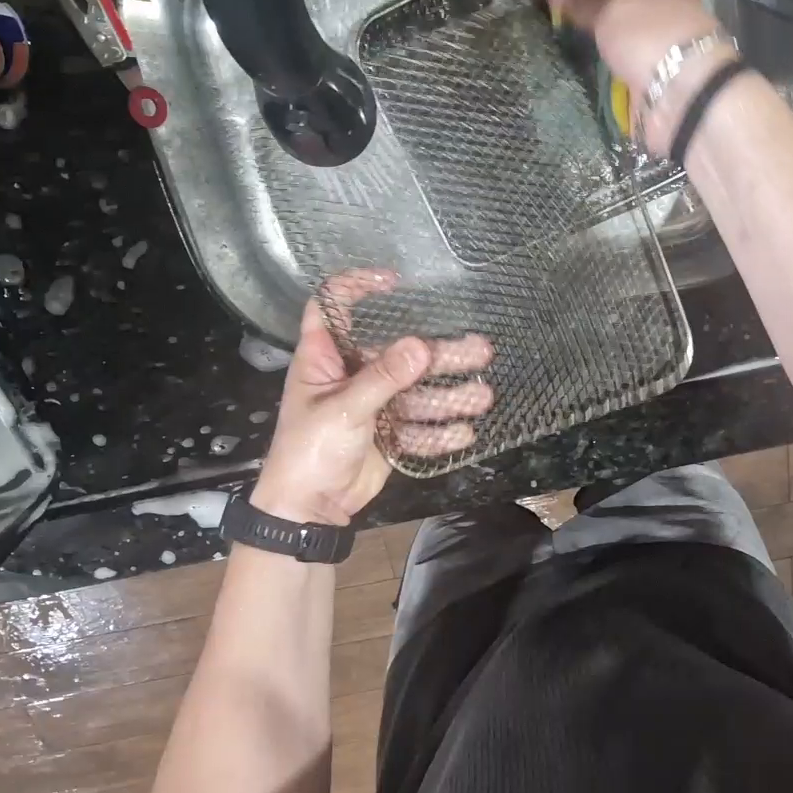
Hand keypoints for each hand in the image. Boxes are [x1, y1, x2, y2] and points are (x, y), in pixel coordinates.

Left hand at [249, 270, 493, 526]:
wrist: (308, 509)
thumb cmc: (310, 451)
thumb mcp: (345, 410)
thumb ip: (385, 378)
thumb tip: (421, 345)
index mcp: (325, 359)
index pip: (334, 307)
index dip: (357, 287)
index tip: (394, 282)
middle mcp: (350, 376)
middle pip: (399, 355)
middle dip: (439, 355)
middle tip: (480, 350)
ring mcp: (372, 408)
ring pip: (416, 394)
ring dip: (449, 396)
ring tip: (484, 397)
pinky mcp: (387, 437)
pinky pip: (418, 428)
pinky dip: (439, 433)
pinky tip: (465, 434)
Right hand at [538, 0, 735, 155]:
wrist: (684, 96)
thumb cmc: (650, 35)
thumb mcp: (612, 6)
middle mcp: (652, 14)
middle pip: (606, 8)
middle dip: (574, 11)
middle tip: (537, 16)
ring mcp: (648, 53)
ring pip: (607, 43)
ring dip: (581, 45)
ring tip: (546, 43)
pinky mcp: (641, 87)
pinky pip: (610, 75)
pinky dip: (592, 74)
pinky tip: (567, 72)